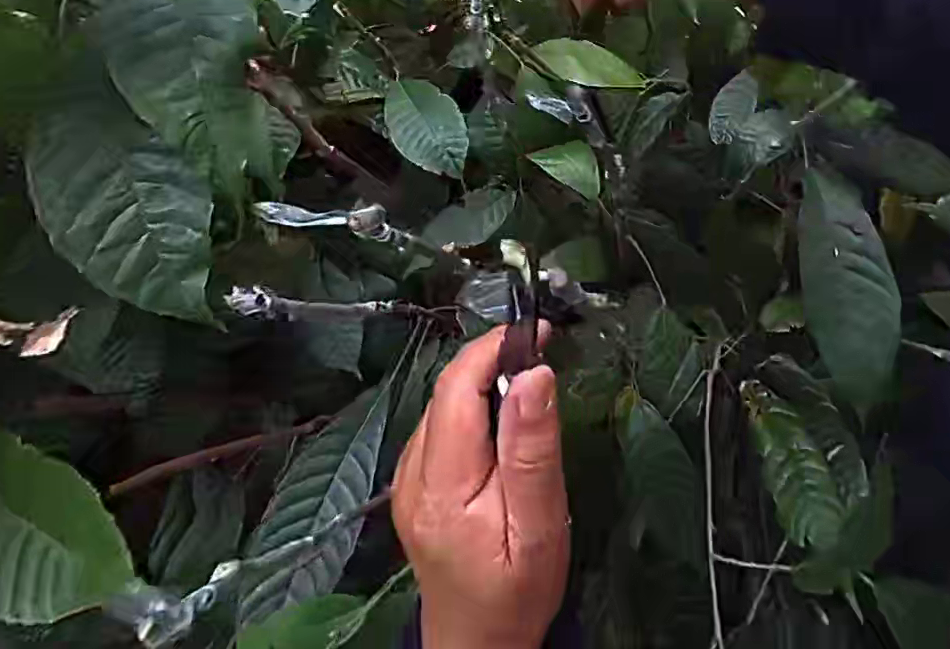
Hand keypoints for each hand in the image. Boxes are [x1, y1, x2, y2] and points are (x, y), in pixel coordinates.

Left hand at [392, 325, 567, 648]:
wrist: (477, 645)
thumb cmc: (516, 589)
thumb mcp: (538, 524)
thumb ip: (533, 448)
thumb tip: (533, 373)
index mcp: (442, 483)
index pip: (458, 386)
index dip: (494, 348)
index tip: (538, 333)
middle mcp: (413, 472)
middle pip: (449, 389)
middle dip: (493, 357)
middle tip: (541, 351)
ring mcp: (408, 477)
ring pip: (446, 401)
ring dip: (486, 378)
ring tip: (529, 380)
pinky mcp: (415, 481)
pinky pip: (445, 422)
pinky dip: (476, 402)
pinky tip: (504, 416)